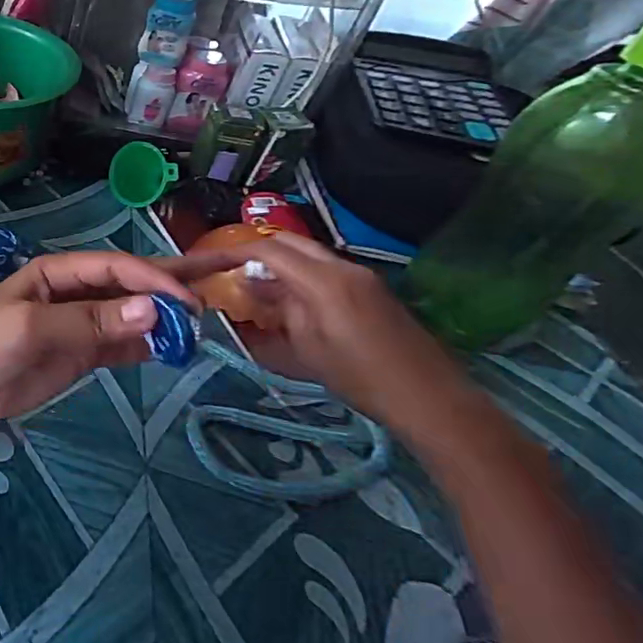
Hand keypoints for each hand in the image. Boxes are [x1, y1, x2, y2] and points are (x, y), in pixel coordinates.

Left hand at [0, 250, 233, 466]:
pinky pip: (126, 344)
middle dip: (172, 283)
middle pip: (130, 283)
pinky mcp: (85, 354)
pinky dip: (151, 345)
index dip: (152, 278)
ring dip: (167, 316)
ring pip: (133, 313)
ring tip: (213, 319)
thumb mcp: (32, 326)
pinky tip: (178, 348)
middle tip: (226, 281)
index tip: (188, 302)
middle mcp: (75, 291)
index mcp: (57, 271)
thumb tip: (153, 311)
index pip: (114, 267)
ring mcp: (82, 323)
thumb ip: (91, 320)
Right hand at [201, 232, 477, 434]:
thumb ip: (275, 309)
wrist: (432, 401)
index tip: (209, 263)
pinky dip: (300, 275)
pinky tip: (291, 303)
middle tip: (231, 272)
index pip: (266, 249)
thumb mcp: (305, 346)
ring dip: (278, 263)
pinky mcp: (372, 290)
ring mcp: (361, 277)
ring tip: (257, 289)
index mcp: (323, 280)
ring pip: (307, 254)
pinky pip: (325, 269)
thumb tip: (250, 286)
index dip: (233, 252)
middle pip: (287, 241)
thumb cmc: (360, 377)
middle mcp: (342, 267)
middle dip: (255, 251)